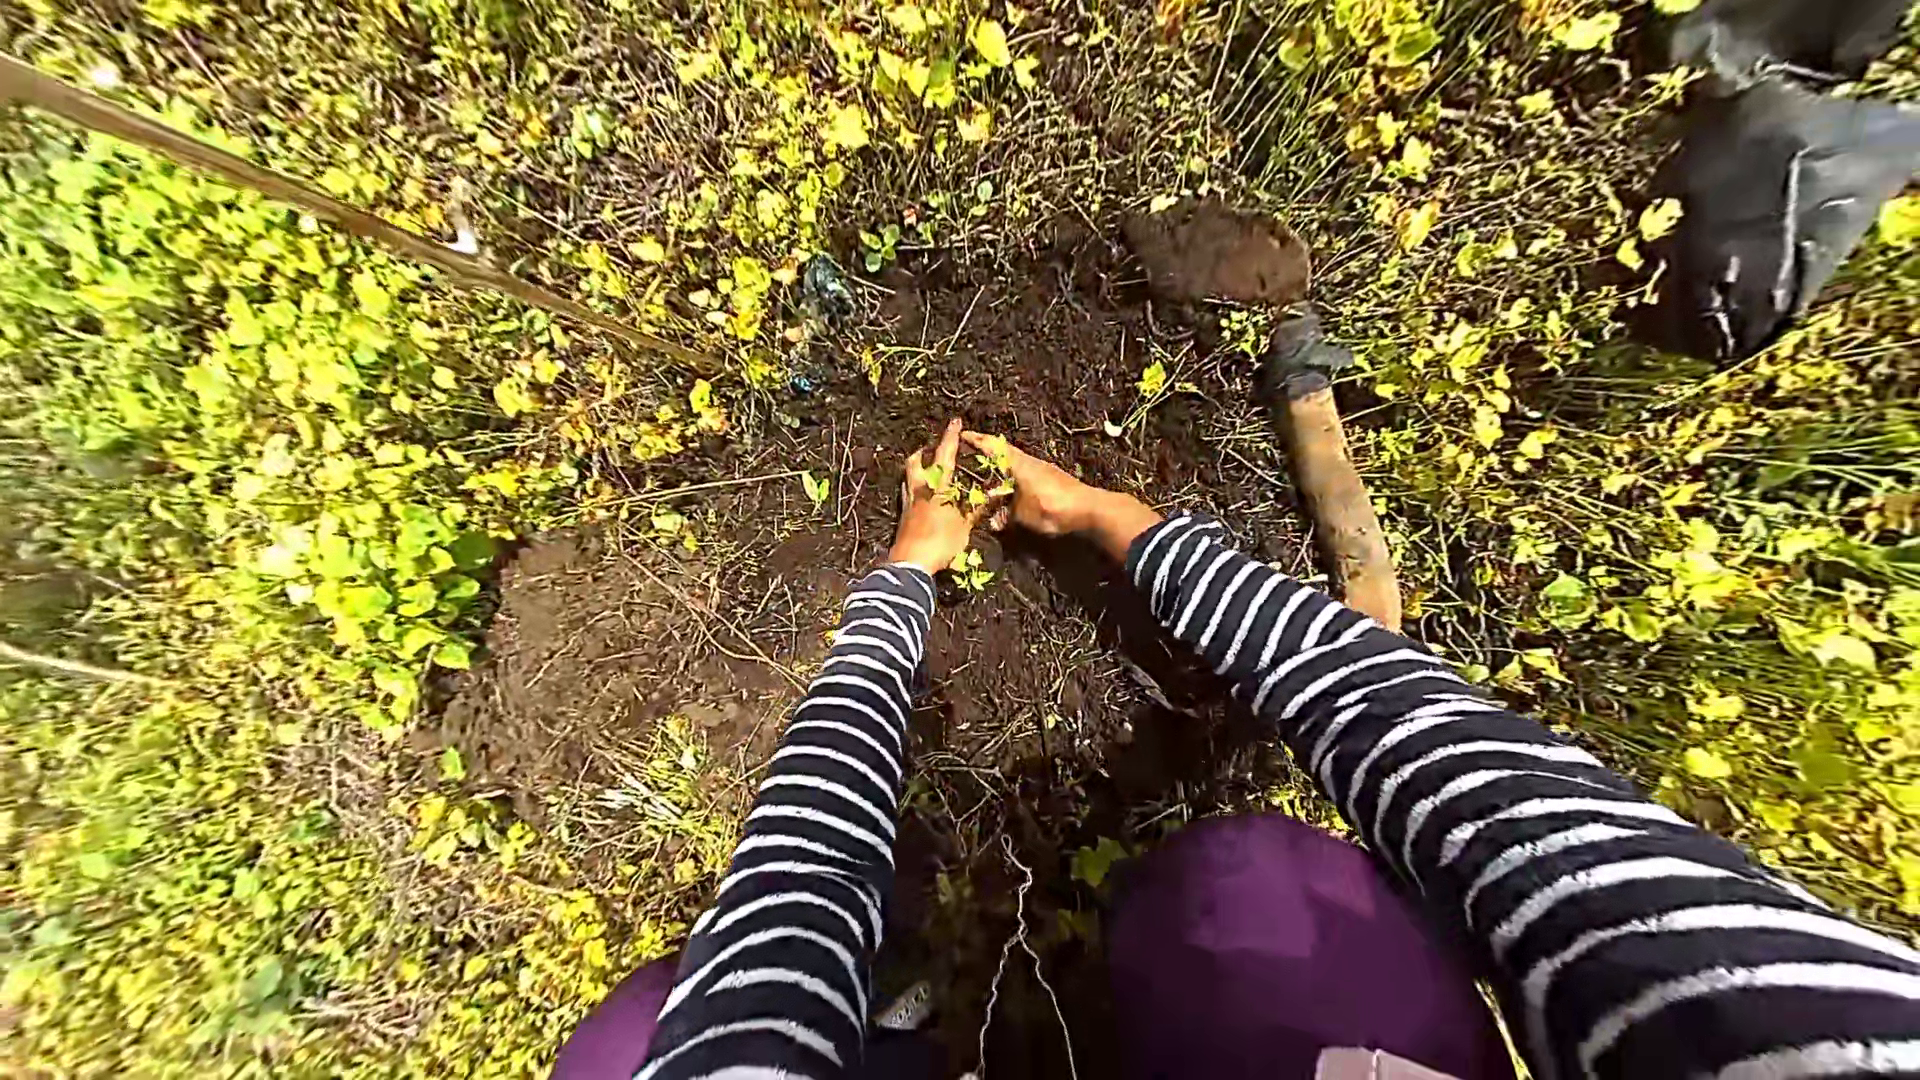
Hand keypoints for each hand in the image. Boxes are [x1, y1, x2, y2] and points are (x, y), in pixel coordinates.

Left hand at [888, 419, 985, 574]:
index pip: (945, 456)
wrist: (911, 564)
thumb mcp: (964, 526)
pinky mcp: (902, 518)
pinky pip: (907, 495)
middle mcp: (920, 490)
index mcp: (937, 488)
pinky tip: (922, 497)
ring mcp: (908, 504)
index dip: (950, 437)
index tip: (954, 422)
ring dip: (918, 469)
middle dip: (924, 452)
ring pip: (909, 477)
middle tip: (932, 449)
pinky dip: (915, 489)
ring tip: (928, 470)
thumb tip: (998, 494)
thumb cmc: (940, 542)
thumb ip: (978, 509)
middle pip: (916, 462)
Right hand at [961, 431, 1162, 558]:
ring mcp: (1043, 470)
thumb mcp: (1022, 515)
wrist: (1090, 509)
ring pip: (1016, 463)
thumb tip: (994, 521)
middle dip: (988, 452)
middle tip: (971, 453)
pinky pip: (1026, 474)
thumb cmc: (1052, 507)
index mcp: (1019, 464)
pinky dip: (1014, 477)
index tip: (963, 435)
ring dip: (1002, 465)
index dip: (977, 441)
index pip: (993, 447)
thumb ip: (1005, 516)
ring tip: (988, 472)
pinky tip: (1011, 488)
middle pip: (1005, 452)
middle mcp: (1030, 462)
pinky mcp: (1052, 480)